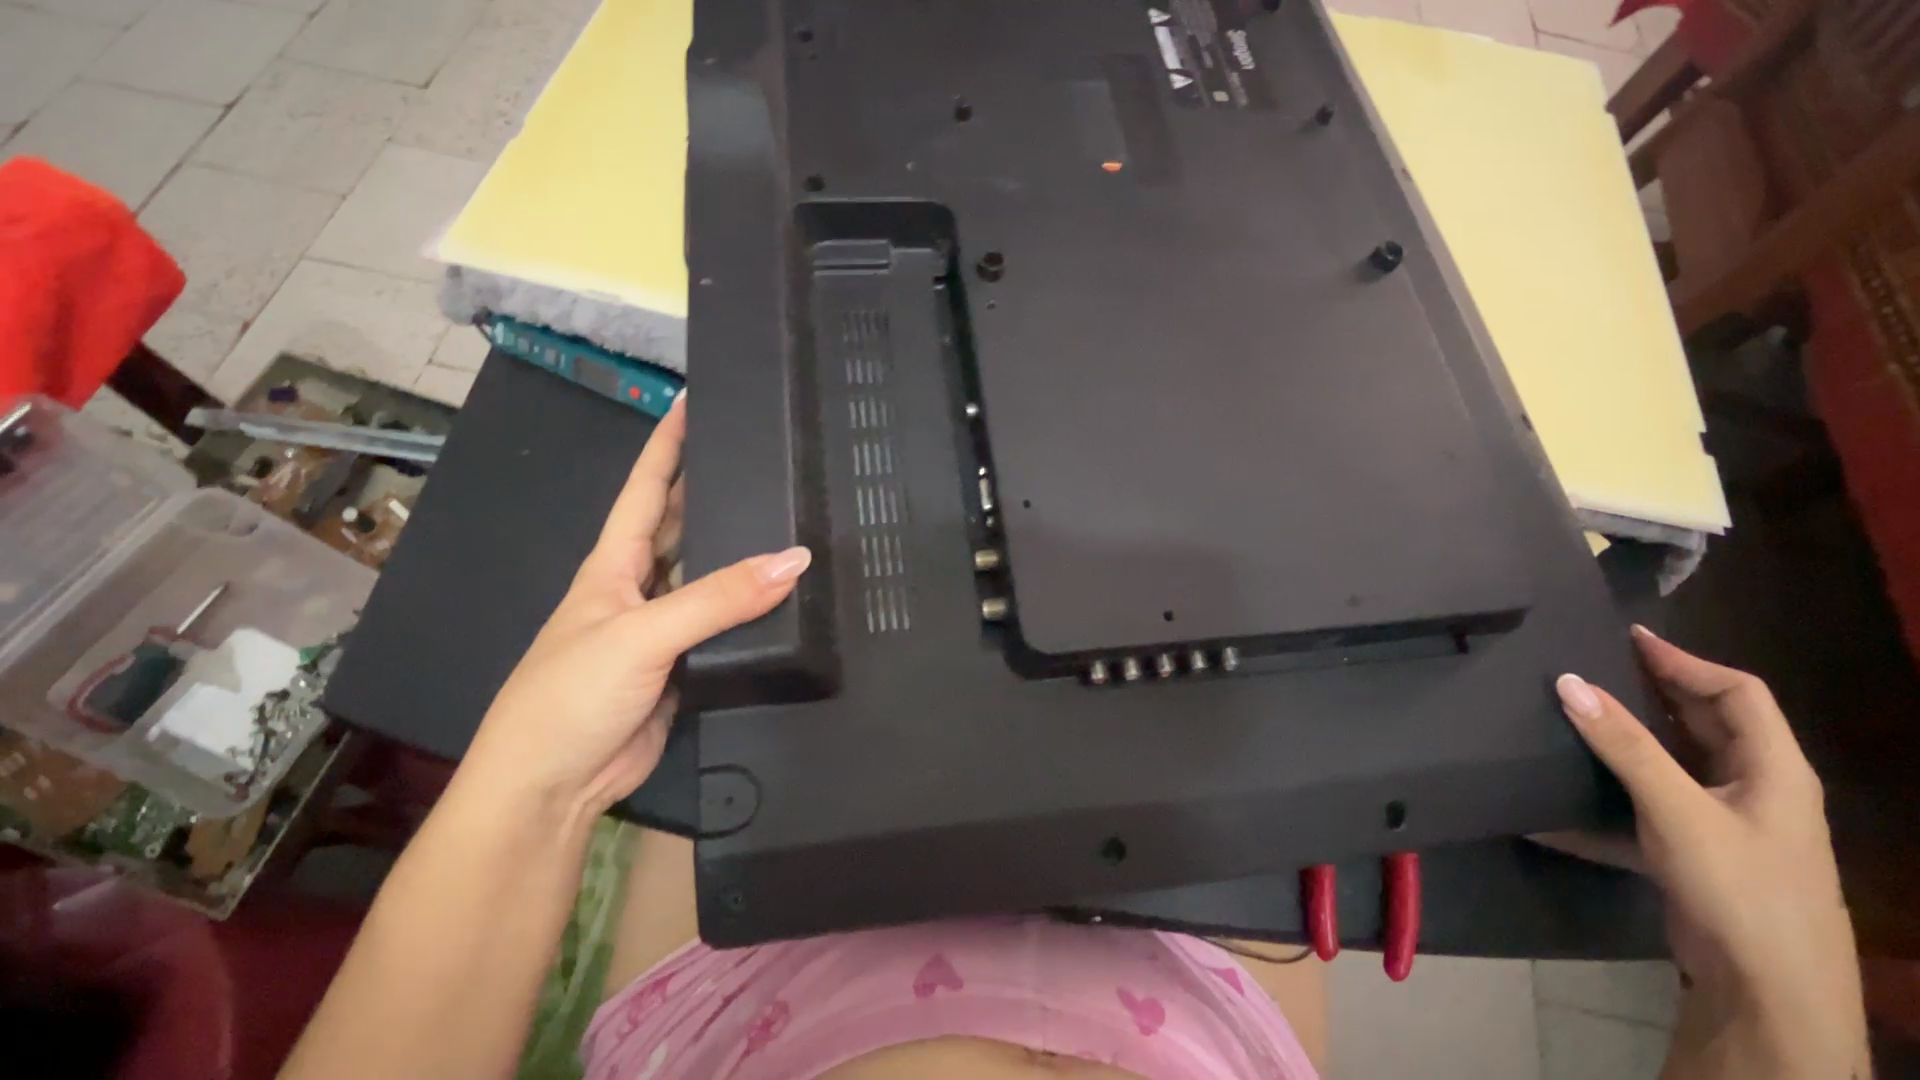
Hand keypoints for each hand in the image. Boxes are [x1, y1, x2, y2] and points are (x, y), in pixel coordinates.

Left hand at [460, 395, 811, 816]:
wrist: (552, 786)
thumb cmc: (570, 694)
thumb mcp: (640, 635)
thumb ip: (719, 597)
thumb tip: (796, 559)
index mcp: (614, 565)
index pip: (645, 489)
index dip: (667, 444)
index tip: (693, 400)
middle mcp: (640, 589)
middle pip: (684, 527)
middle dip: (715, 489)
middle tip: (766, 455)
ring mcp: (664, 631)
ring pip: (711, 579)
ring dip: (743, 553)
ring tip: (792, 517)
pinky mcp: (686, 669)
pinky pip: (727, 628)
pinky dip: (755, 611)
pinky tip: (788, 597)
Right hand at [1541, 627, 1866, 1077]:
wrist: (1768, 988)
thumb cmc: (1740, 887)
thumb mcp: (1677, 809)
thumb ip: (1623, 746)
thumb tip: (1568, 681)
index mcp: (1774, 768)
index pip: (1737, 692)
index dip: (1684, 661)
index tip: (1628, 637)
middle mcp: (1758, 787)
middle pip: (1709, 722)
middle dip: (1657, 691)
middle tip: (1598, 667)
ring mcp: (1731, 822)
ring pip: (1681, 761)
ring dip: (1634, 736)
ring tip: (1580, 712)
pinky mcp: (1700, 852)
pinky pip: (1655, 803)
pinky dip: (1616, 790)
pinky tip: (1572, 792)